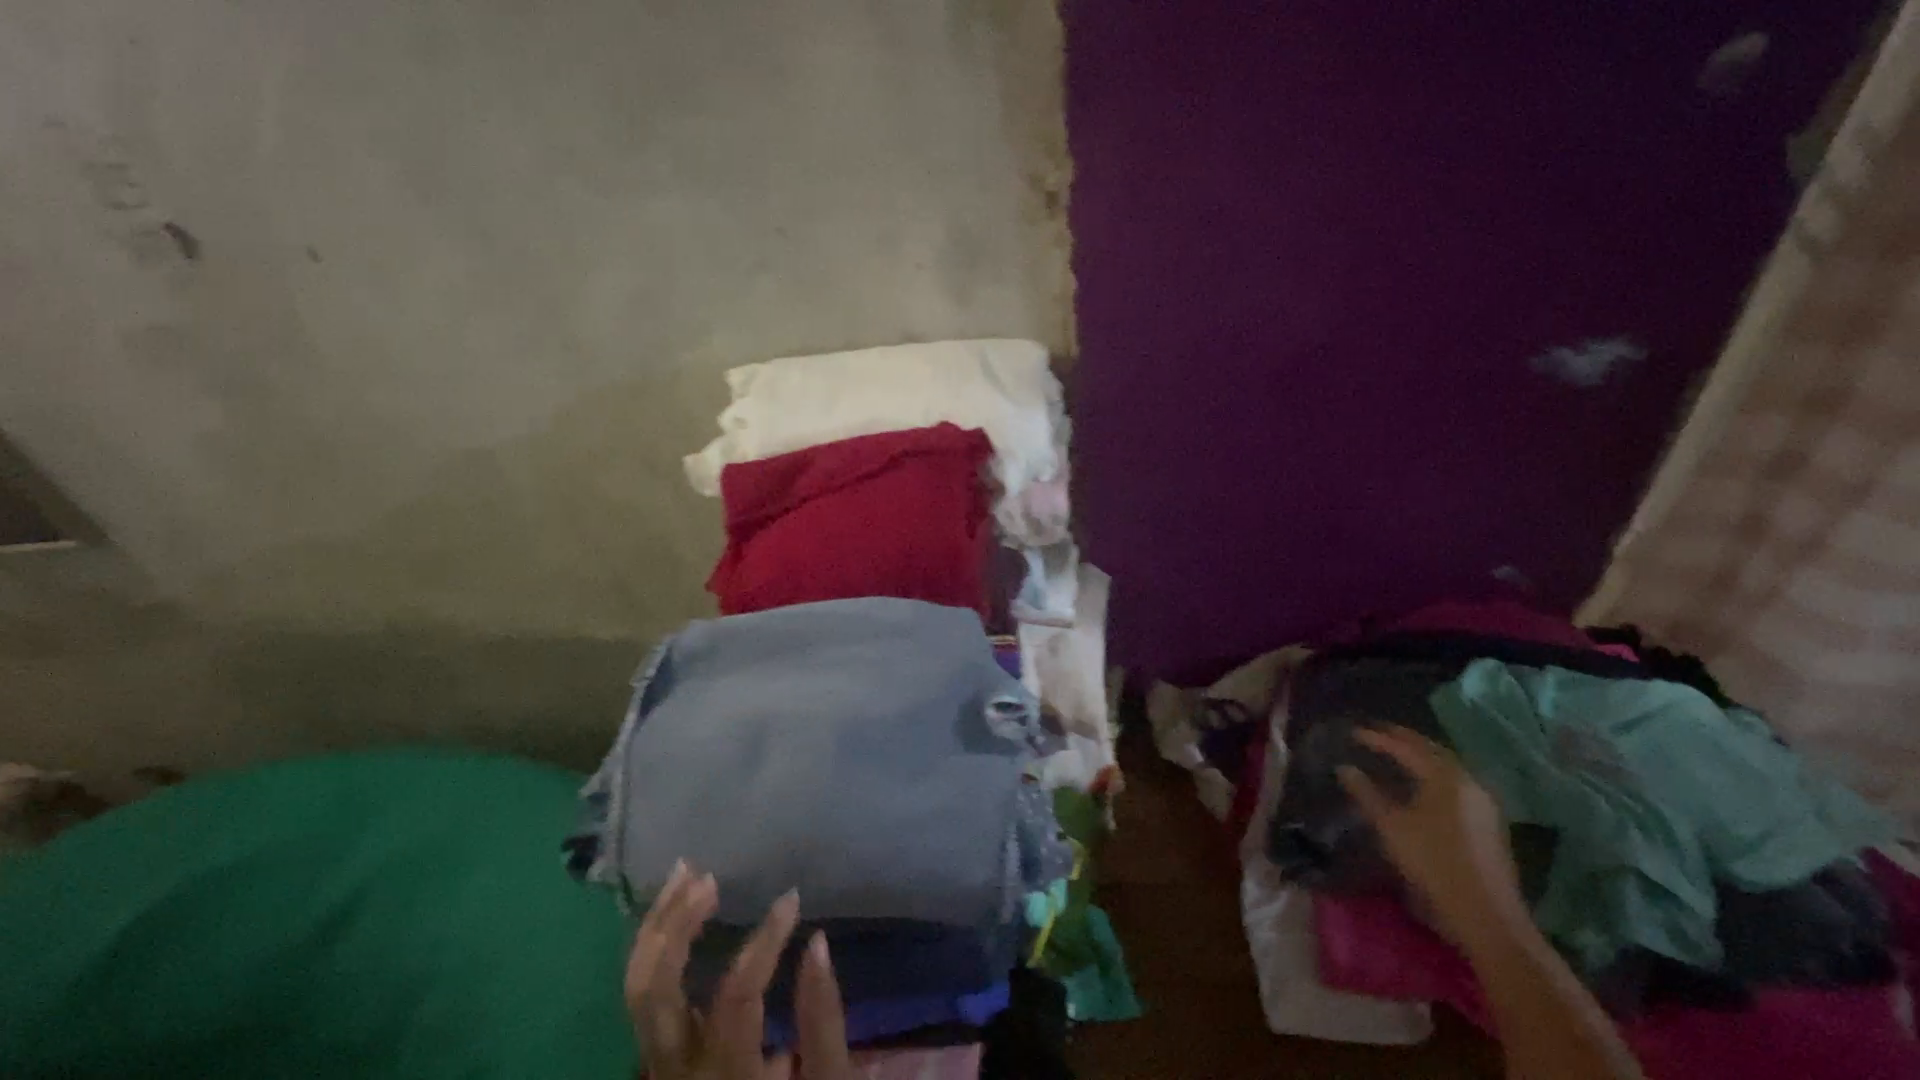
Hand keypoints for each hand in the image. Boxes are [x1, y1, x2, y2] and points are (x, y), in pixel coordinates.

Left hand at [625, 861, 851, 1079]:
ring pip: (635, 988)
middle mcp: (675, 1073)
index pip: (735, 996)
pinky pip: (644, 994)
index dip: (763, 941)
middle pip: (651, 989)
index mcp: (725, 1079)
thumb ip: (823, 1020)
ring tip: (683, 873)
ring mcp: (657, 1067)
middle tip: (704, 874)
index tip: (792, 898)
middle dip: (674, 924)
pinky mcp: (658, 1058)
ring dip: (655, 926)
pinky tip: (675, 910)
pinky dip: (655, 945)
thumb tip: (816, 943)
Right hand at [1337, 726, 1527, 942]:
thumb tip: (1345, 768)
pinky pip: (1456, 784)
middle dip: (1404, 740)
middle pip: (1433, 751)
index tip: (1355, 731)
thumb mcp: (1392, 827)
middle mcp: (1469, 782)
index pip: (1407, 748)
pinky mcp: (1488, 822)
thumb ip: (1367, 794)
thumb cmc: (1432, 864)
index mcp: (1446, 777)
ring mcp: (1483, 802)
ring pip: (1448, 768)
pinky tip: (1423, 786)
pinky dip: (1434, 775)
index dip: (1379, 738)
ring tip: (1398, 754)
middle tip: (1378, 733)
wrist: (1485, 914)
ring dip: (1422, 757)